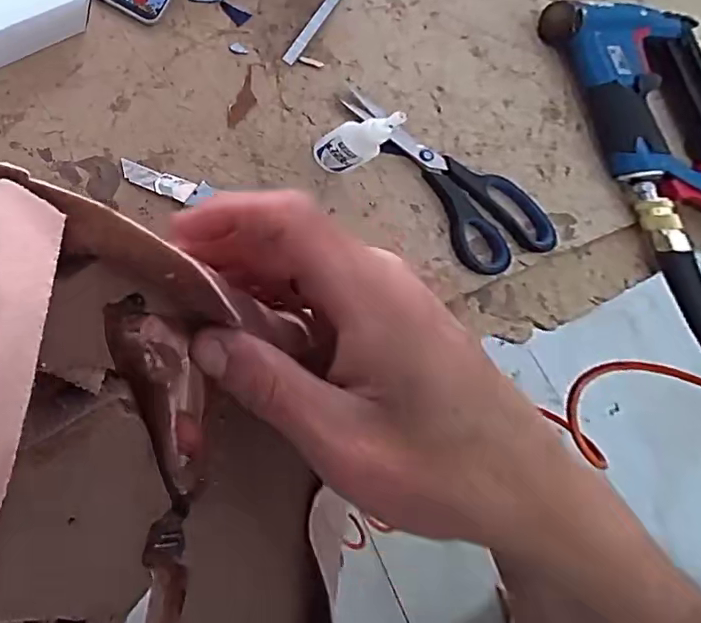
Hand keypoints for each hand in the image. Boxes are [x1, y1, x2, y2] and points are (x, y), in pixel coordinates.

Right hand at [172, 194, 700, 621]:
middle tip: (174, 274)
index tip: (177, 234)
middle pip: (292, 232)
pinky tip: (253, 321)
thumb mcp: (342, 440)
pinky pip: (323, 283)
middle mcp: (376, 271)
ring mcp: (386, 288)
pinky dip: (279, 291)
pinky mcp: (389, 310)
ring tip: (200, 297)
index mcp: (367, 289)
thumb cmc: (439, 467)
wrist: (527, 486)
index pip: (289, 220)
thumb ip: (268, 384)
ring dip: (251, 267)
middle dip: (229, 242)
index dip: (229, 214)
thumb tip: (204, 341)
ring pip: (305, 256)